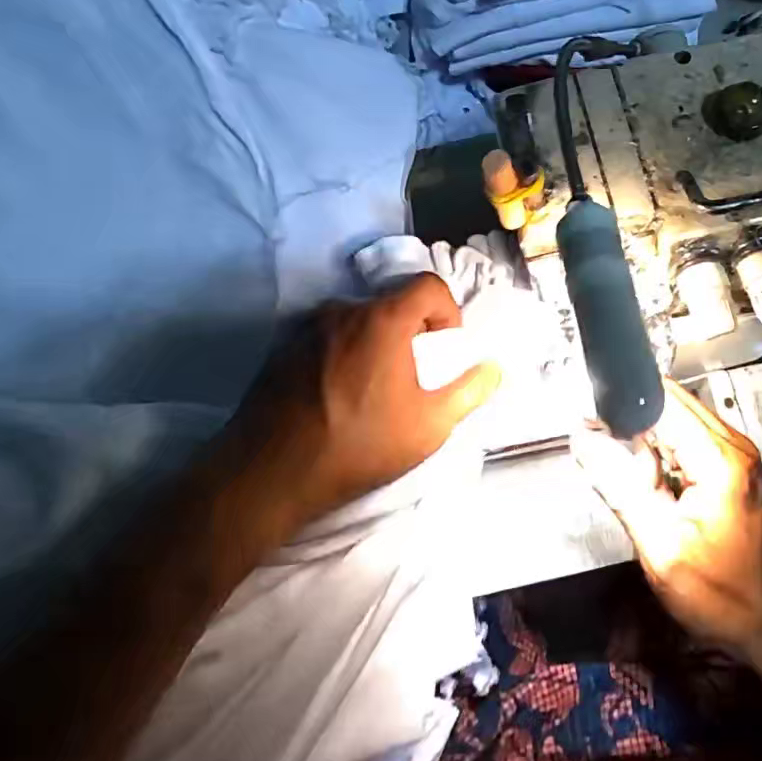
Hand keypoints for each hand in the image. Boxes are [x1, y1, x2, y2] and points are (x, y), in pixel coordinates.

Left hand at [221, 273, 500, 529]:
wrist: (269, 474)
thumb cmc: (359, 446)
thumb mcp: (429, 426)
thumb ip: (468, 391)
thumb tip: (492, 369)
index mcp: (382, 320)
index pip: (428, 285)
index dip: (447, 312)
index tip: (443, 350)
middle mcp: (342, 311)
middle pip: (392, 304)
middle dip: (411, 332)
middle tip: (412, 375)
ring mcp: (305, 328)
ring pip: (358, 322)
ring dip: (375, 343)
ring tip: (373, 390)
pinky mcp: (281, 350)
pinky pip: (327, 338)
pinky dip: (343, 355)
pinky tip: (337, 397)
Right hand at [572, 379, 761, 665]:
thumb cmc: (722, 595)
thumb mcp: (661, 548)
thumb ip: (620, 488)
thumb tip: (583, 439)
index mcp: (719, 458)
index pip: (660, 400)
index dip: (621, 406)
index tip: (591, 427)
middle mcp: (732, 443)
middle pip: (669, 402)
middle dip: (631, 421)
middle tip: (607, 458)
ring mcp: (735, 453)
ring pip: (676, 419)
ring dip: (646, 438)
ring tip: (634, 481)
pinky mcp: (731, 466)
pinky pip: (687, 439)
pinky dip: (662, 452)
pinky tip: (654, 488)